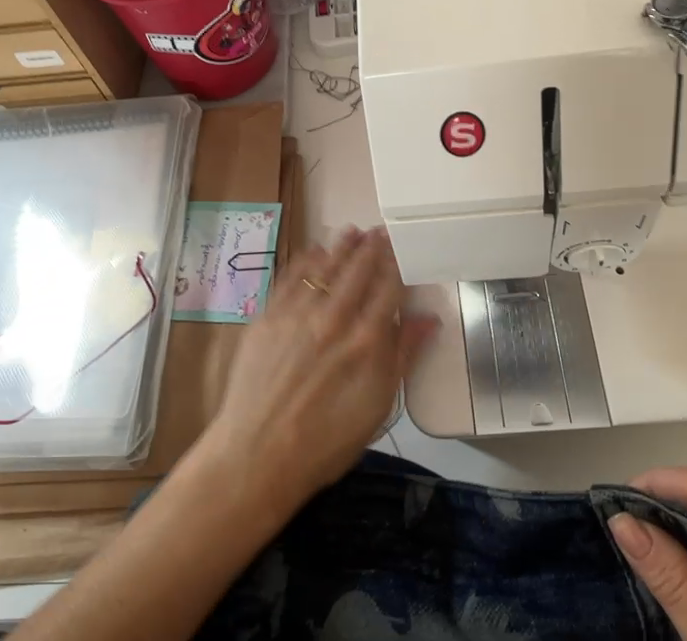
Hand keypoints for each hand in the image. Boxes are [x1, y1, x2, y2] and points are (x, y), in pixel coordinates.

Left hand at [200, 227, 436, 506]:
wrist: (258, 455)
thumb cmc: (326, 443)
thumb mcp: (377, 406)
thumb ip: (403, 357)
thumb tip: (428, 319)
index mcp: (367, 341)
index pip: (388, 289)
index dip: (396, 265)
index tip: (402, 248)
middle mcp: (334, 319)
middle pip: (358, 272)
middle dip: (371, 249)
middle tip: (380, 231)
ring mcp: (297, 315)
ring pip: (324, 269)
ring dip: (340, 248)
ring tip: (352, 231)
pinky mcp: (267, 318)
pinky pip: (291, 279)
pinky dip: (305, 262)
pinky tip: (313, 252)